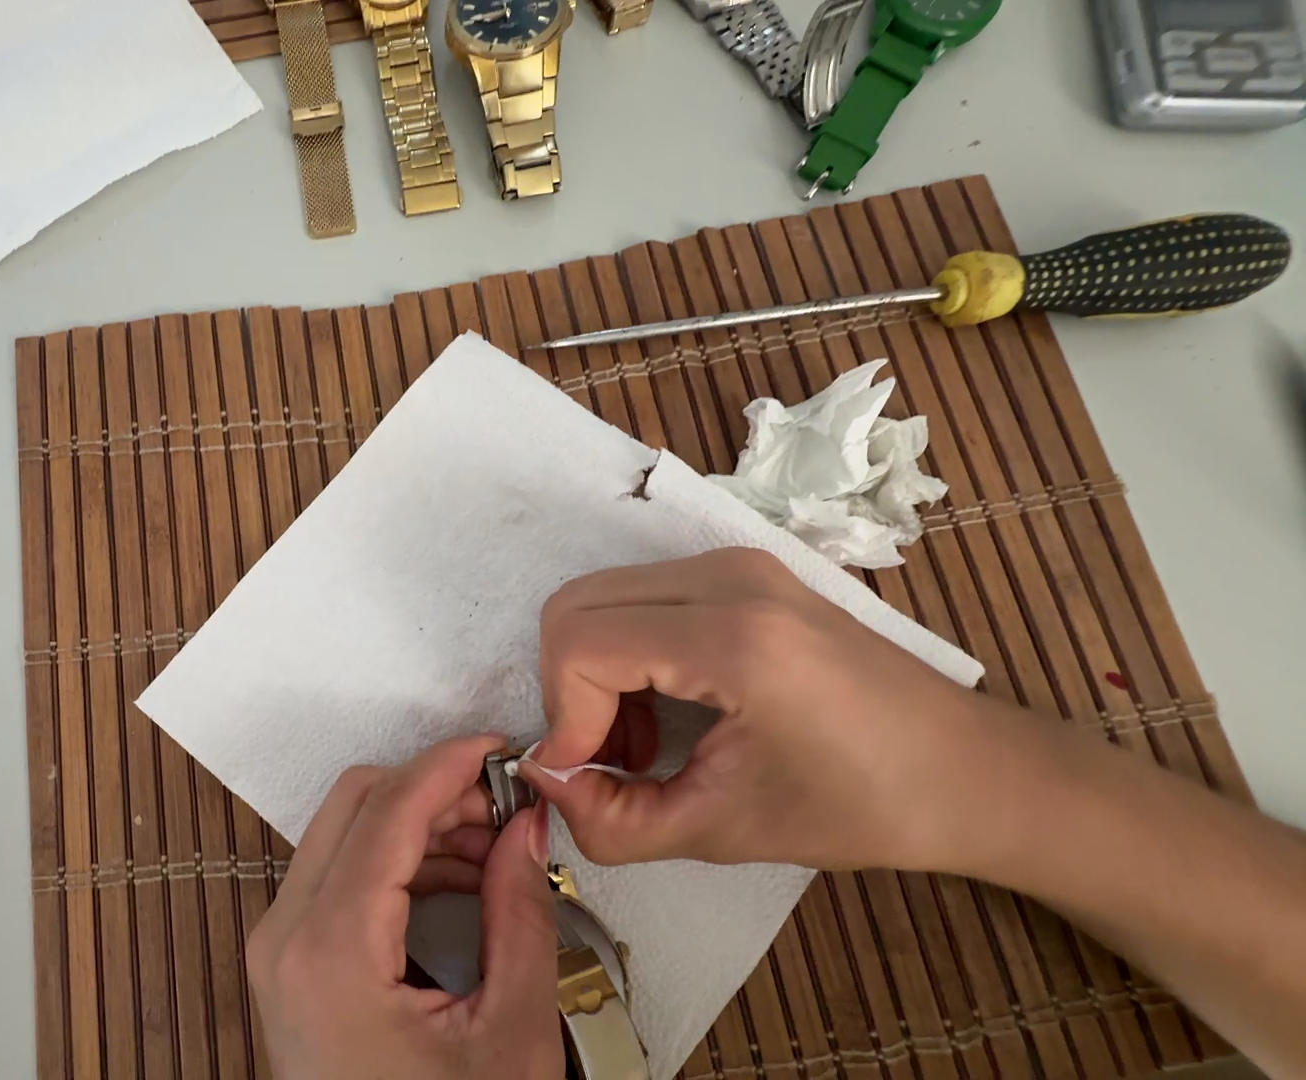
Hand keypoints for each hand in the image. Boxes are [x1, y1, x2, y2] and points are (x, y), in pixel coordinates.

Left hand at [246, 736, 564, 1079]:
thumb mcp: (507, 1033)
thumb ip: (519, 912)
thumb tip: (527, 823)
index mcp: (329, 950)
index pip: (389, 809)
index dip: (449, 765)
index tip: (501, 748)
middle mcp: (284, 933)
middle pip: (357, 803)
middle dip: (436, 790)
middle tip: (505, 807)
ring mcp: (279, 945)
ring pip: (347, 830)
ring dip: (420, 823)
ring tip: (495, 849)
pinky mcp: (291, 959)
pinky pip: (342, 872)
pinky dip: (399, 859)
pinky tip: (460, 880)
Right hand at [521, 548, 1028, 871]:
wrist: (972, 771)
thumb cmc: (863, 808)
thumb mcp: (723, 832)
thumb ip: (612, 820)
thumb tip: (541, 780)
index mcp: (735, 638)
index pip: (581, 644)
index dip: (564, 716)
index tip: (586, 775)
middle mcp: (725, 577)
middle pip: (573, 608)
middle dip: (568, 688)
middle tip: (605, 755)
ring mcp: (732, 563)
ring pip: (598, 598)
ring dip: (592, 671)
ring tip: (638, 739)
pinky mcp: (737, 570)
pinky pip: (635, 596)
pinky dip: (622, 651)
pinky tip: (664, 707)